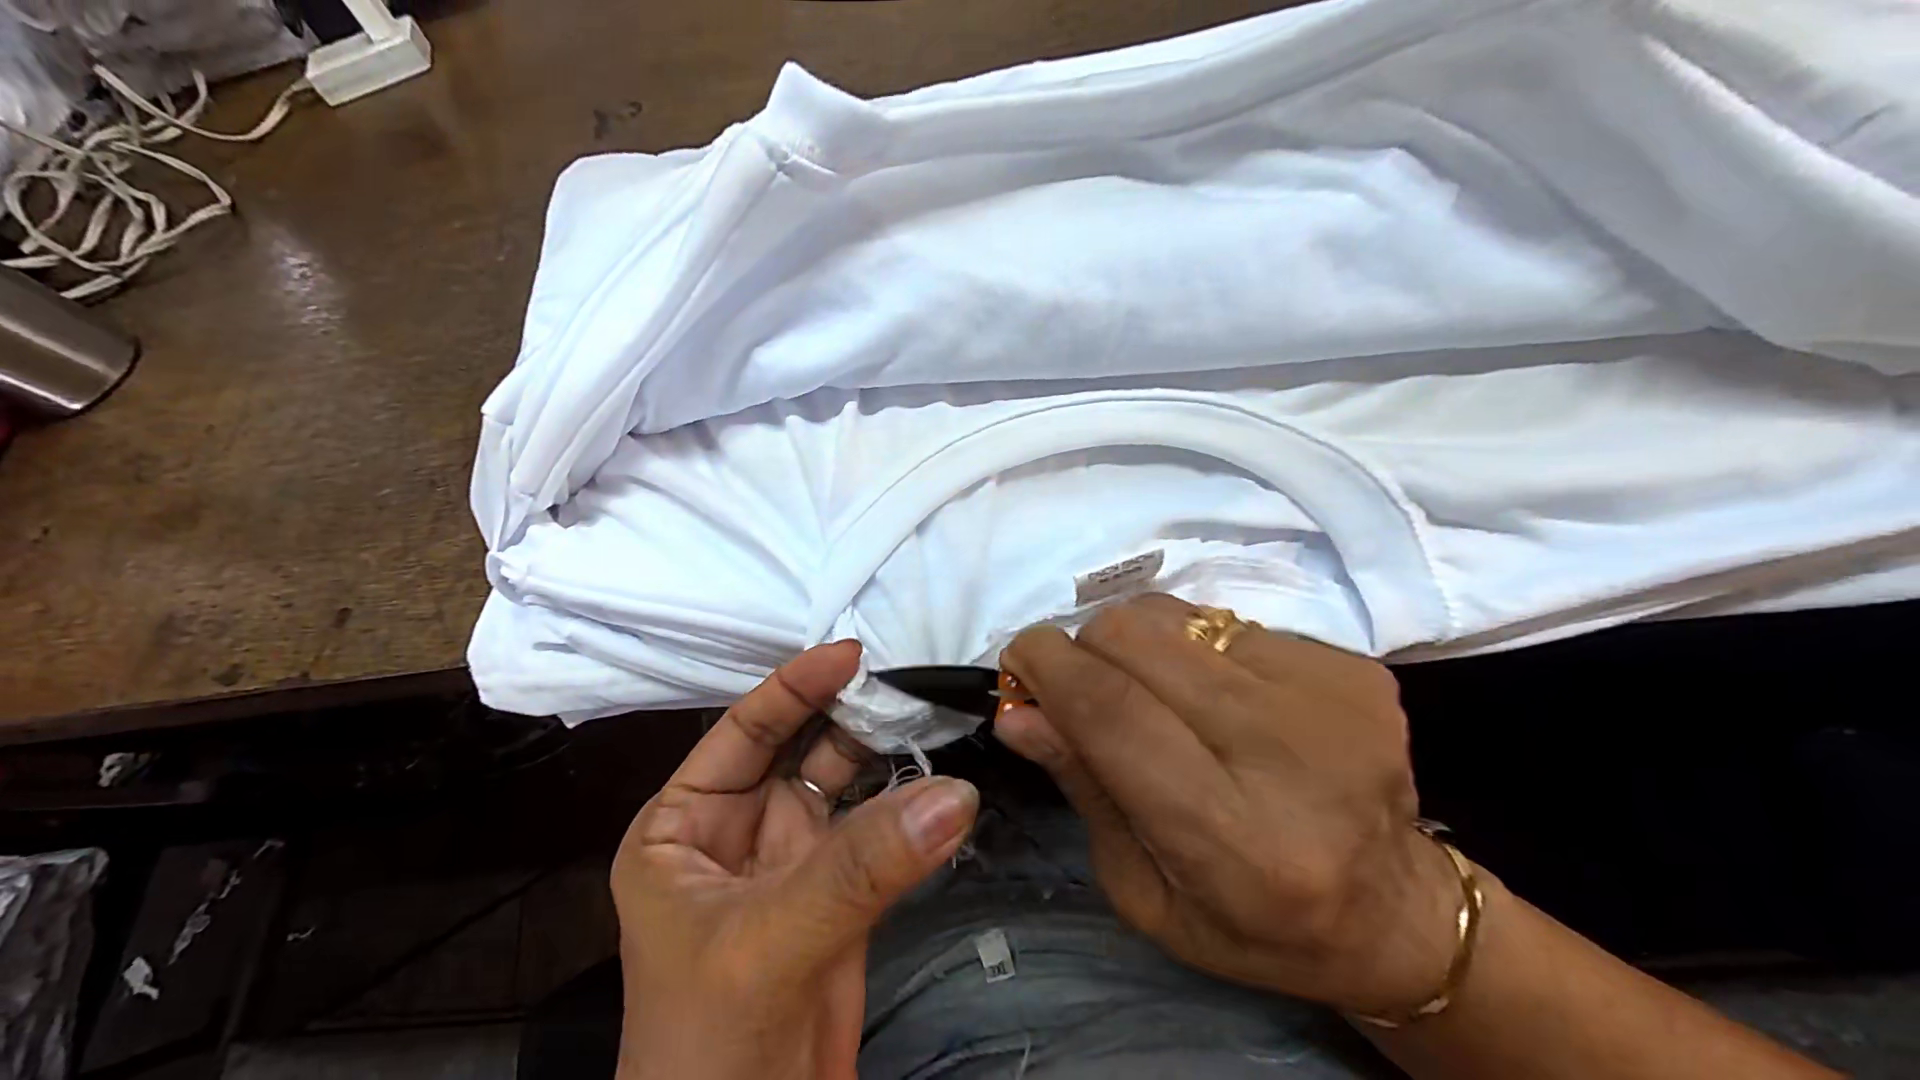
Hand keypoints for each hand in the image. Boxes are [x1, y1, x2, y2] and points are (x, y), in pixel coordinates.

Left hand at [611, 641, 979, 1079]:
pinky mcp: (842, 889)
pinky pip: (879, 828)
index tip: (854, 653)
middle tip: (911, 681)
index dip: (795, 687)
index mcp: (685, 824)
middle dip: (850, 712)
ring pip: (845, 782)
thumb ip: (860, 866)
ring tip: (936, 716)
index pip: (744, 732)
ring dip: (886, 751)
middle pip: (802, 747)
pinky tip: (944, 779)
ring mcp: (794, 857)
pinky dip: (911, 804)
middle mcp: (739, 827)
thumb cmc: (708, 1043)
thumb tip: (954, 793)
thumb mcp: (770, 940)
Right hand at [996, 594, 1458, 1015]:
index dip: (1049, 667)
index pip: (1114, 713)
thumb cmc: (1253, 925)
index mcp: (1235, 843)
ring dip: (1137, 643)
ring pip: (1176, 615)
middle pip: (1139, 640)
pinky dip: (1193, 648)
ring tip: (1151, 690)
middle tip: (1081, 684)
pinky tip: (1214, 695)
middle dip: (1084, 647)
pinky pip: (1226, 619)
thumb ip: (1083, 787)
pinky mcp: (1353, 668)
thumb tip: (1019, 711)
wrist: (1396, 914)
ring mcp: (1332, 699)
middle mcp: (1291, 755)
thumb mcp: (1142, 890)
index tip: (1017, 660)